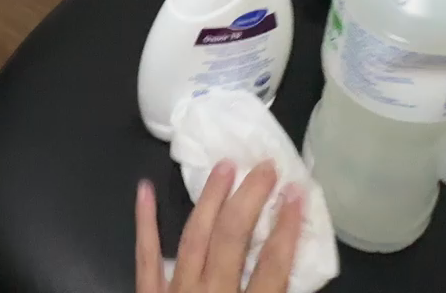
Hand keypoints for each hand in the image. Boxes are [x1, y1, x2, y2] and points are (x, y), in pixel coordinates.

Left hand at [136, 159, 306, 292]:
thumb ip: (279, 292)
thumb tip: (301, 266)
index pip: (272, 265)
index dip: (287, 227)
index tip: (297, 192)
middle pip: (231, 238)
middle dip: (250, 198)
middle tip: (266, 166)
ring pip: (194, 236)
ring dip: (210, 198)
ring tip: (224, 165)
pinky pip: (145, 257)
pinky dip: (145, 222)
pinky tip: (145, 188)